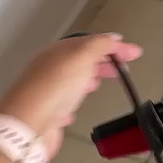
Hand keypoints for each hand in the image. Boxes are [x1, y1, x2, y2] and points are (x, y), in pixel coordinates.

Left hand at [0, 33, 142, 157]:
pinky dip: (73, 103)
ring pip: (71, 81)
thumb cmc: (56, 86)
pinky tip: (78, 110)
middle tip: (122, 70)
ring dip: (88, 80)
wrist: (28, 124)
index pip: (90, 43)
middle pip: (80, 61)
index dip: (113, 46)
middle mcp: (50, 69)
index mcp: (58, 52)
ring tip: (101, 84)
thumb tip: (114, 37)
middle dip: (102, 62)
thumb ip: (101, 45)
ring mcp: (47, 92)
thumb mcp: (82, 57)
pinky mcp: (46, 115)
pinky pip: (63, 105)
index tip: (135, 54)